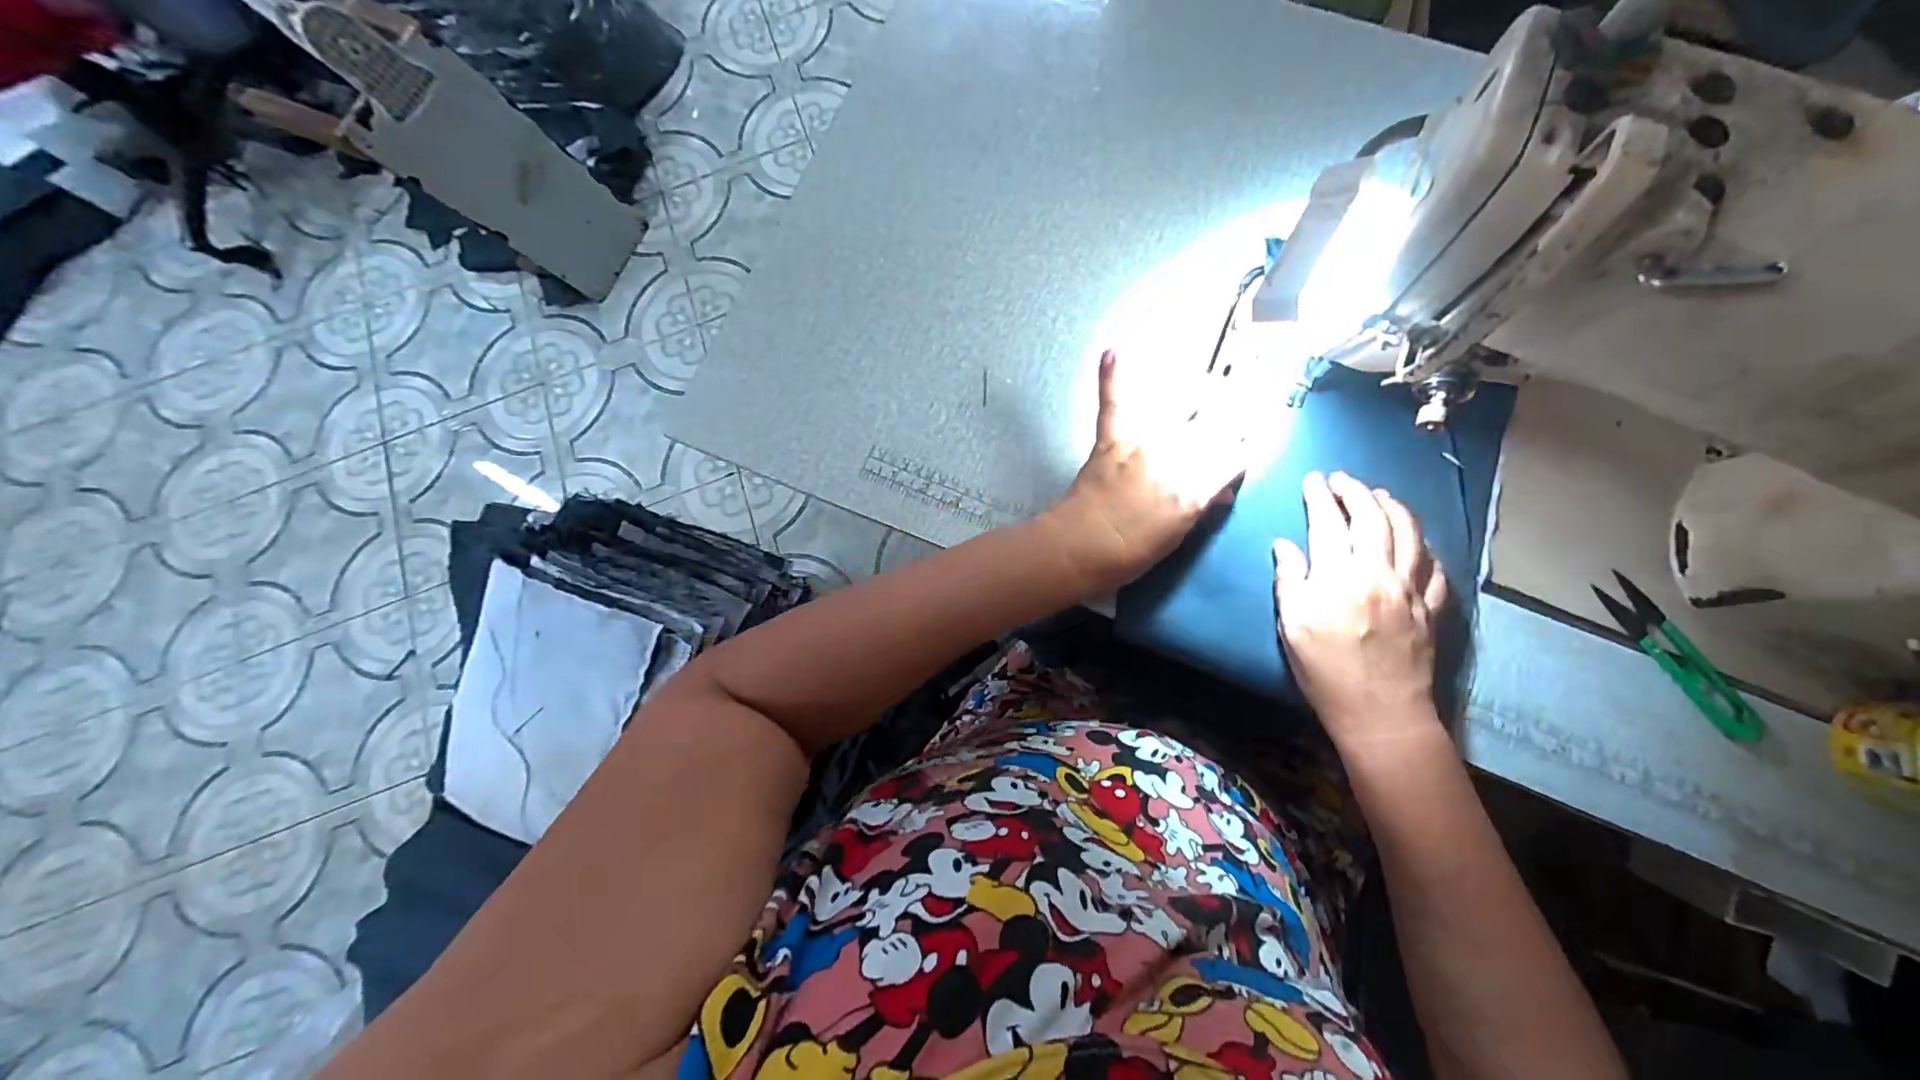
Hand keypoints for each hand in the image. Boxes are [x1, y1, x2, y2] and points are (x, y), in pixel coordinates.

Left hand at [1045, 349, 1244, 594]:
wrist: (1079, 548)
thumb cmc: (1131, 554)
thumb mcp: (1178, 535)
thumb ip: (1202, 505)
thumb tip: (1224, 487)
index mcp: (1196, 488)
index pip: (1236, 455)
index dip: (1250, 442)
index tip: (1264, 427)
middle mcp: (1175, 458)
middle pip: (1217, 423)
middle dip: (1241, 404)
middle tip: (1260, 378)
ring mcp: (1142, 444)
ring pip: (1179, 407)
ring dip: (1204, 387)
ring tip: (1227, 368)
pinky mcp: (1111, 439)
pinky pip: (1114, 404)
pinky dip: (1110, 379)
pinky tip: (1111, 352)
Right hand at [1272, 472, 1448, 752]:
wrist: (1380, 712)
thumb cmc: (1325, 672)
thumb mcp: (1291, 627)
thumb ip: (1289, 581)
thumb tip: (1285, 545)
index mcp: (1338, 577)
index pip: (1329, 523)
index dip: (1320, 497)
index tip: (1313, 480)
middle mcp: (1378, 573)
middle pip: (1372, 519)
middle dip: (1355, 492)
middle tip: (1341, 479)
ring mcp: (1410, 588)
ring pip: (1409, 533)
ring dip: (1393, 507)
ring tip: (1379, 494)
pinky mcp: (1430, 606)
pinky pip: (1433, 565)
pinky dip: (1423, 544)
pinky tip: (1416, 539)